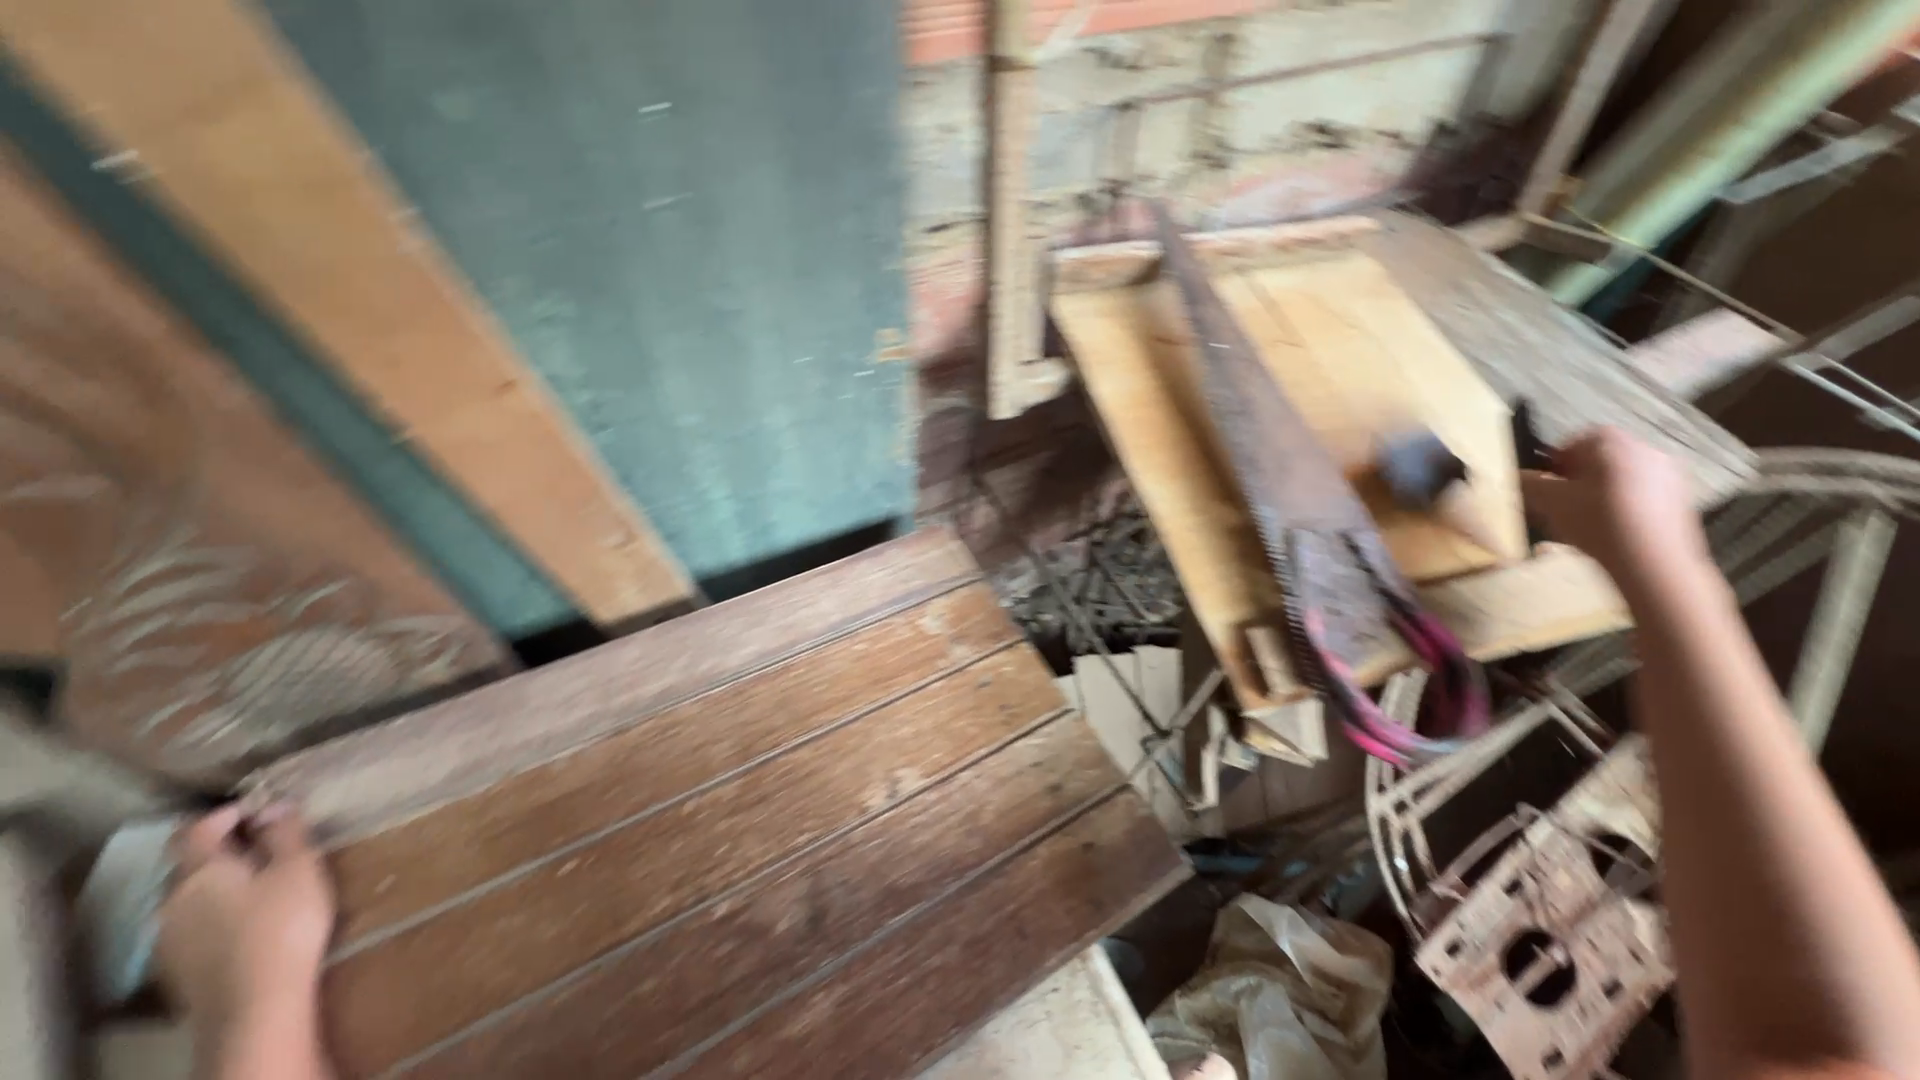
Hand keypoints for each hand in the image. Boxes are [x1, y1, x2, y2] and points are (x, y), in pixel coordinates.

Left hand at [157, 804, 334, 1040]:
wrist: (253, 1005)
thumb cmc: (283, 924)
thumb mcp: (298, 869)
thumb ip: (285, 833)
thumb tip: (273, 805)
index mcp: (199, 871)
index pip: (193, 830)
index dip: (221, 816)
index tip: (255, 812)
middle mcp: (171, 900)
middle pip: (190, 866)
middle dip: (223, 855)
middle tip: (264, 852)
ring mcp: (167, 937)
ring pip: (190, 899)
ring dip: (218, 888)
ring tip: (259, 892)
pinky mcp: (176, 967)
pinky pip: (192, 927)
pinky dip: (215, 917)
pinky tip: (245, 928)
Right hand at [1520, 427, 1711, 594]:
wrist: (1653, 561)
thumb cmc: (1597, 523)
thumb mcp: (1550, 502)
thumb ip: (1529, 484)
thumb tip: (1516, 476)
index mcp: (1614, 443)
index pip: (1579, 439)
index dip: (1558, 460)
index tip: (1548, 482)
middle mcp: (1646, 450)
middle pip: (1604, 456)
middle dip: (1581, 475)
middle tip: (1564, 500)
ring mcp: (1670, 474)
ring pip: (1624, 475)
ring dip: (1603, 490)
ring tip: (1588, 517)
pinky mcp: (1682, 499)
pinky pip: (1643, 493)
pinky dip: (1625, 504)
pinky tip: (1613, 528)